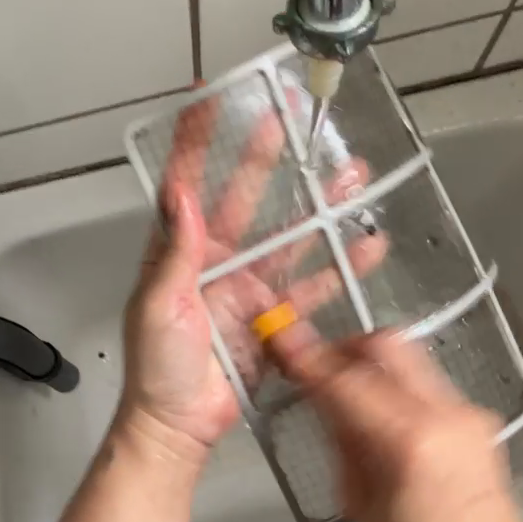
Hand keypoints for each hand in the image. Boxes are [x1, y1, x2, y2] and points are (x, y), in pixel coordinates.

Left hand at [119, 92, 389, 462]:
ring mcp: (250, 288)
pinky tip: (365, 245)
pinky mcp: (275, 317)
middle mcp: (218, 262)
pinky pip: (312, 286)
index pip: (188, 184)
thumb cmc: (157, 367)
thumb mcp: (159, 304)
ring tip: (352, 175)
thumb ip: (175, 251)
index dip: (196, 141)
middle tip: (295, 117)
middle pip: (247, 197)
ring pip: (290, 236)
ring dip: (319, 207)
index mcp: (182, 253)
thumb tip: (179, 191)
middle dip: (270, 156)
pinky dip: (339, 267)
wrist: (179, 423)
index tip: (206, 97)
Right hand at [268, 325, 522, 521]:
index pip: (347, 379)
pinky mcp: (478, 417)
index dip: (310, 357)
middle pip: (388, 345)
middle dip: (346, 346)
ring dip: (372, 366)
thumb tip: (324, 399)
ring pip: (410, 359)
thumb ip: (343, 440)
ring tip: (350, 395)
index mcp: (406, 441)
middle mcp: (443, 414)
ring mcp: (467, 411)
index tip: (283, 341)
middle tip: (321, 362)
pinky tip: (386, 420)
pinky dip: (397, 388)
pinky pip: (427, 385)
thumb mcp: (358, 500)